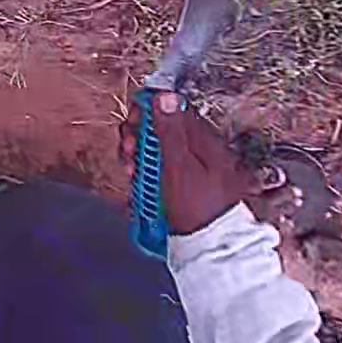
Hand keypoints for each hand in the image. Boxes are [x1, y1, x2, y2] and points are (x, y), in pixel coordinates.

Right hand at [121, 92, 251, 233]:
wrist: (211, 247)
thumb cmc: (197, 206)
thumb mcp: (179, 164)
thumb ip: (170, 130)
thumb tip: (165, 95)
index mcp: (202, 139)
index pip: (172, 108)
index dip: (149, 110)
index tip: (134, 121)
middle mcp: (197, 148)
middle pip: (161, 127)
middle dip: (138, 135)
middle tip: (130, 151)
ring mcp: (189, 166)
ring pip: (156, 147)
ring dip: (138, 154)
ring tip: (132, 170)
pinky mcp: (181, 181)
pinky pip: (158, 166)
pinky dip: (145, 170)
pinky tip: (139, 180)